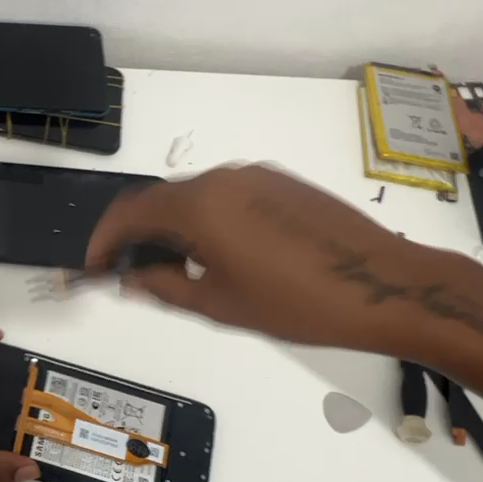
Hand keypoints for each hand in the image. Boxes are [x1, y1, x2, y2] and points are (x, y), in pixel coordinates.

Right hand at [86, 164, 482, 356]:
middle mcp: (223, 178)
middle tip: (132, 272)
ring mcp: (257, 176)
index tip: (95, 266)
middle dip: (138, 233)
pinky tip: (220, 254)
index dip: (104, 239)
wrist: (386, 287)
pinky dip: (207, 219)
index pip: (130, 211)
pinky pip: (227, 195)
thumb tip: (129, 280)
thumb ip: (163, 287)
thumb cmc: (297, 303)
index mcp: (200, 205)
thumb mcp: (219, 305)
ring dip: (173, 226)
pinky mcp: (283, 183)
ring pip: (195, 196)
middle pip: (160, 199)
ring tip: (177, 268)